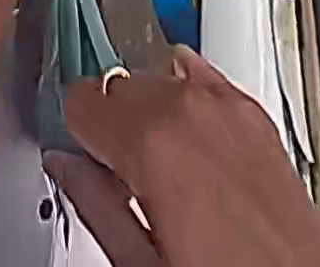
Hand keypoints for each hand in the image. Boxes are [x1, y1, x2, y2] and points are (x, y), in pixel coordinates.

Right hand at [46, 46, 319, 266]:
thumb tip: (67, 165)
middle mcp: (186, 107)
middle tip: (117, 167)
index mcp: (150, 142)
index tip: (78, 145)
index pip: (82, 97)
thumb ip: (94, 201)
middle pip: (118, 84)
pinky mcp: (252, 110)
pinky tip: (185, 126)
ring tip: (158, 158)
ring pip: (155, 76)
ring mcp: (224, 104)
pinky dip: (184, 89)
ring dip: (147, 107)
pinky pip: (198, 71)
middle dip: (111, 120)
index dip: (74, 124)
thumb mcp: (141, 262)